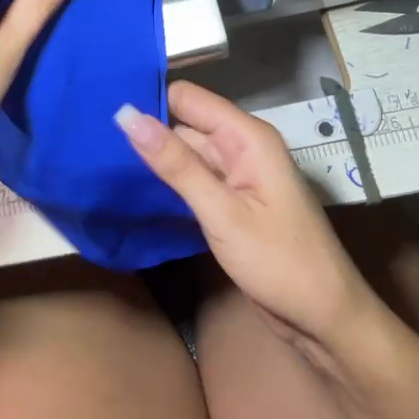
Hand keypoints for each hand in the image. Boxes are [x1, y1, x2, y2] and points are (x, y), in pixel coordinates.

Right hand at [116, 82, 377, 351]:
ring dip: (152, 160)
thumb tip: (126, 115)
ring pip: (184, 154)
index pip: (186, 98)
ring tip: (101, 162)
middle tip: (92, 142)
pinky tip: (132, 190)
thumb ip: (174, 163)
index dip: (149, 100)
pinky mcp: (230, 203)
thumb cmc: (280, 263)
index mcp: (247, 137)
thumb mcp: (222, 213)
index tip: (103, 111)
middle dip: (145, 131)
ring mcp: (236, 177)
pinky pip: (192, 180)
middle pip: (182, 124)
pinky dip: (167, 184)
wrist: (326, 321)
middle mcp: (241, 148)